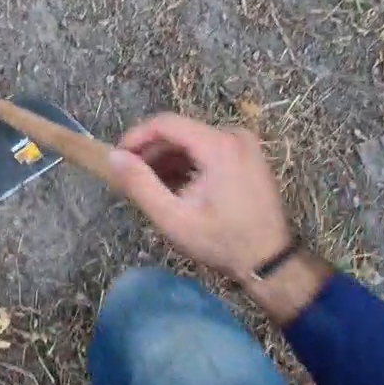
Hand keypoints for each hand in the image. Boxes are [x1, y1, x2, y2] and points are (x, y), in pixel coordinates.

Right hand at [106, 113, 293, 280]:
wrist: (269, 261)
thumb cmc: (220, 241)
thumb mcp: (172, 217)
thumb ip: (140, 183)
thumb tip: (113, 156)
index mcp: (218, 145)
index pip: (165, 123)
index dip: (135, 137)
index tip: (118, 158)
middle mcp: (233, 135)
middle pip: (179, 132)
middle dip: (151, 153)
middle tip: (131, 178)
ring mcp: (244, 145)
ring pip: (192, 141)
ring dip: (167, 160)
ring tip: (152, 187)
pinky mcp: (248, 156)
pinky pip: (208, 150)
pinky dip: (187, 164)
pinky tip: (176, 188)